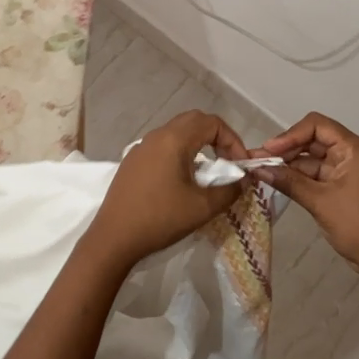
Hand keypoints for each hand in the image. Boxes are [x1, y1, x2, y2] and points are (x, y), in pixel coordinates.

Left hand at [84, 111, 247, 266]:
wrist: (114, 237)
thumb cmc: (160, 218)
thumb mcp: (202, 207)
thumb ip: (229, 190)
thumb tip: (243, 181)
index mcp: (174, 140)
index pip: (212, 122)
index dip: (232, 140)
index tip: (240, 166)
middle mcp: (156, 135)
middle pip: (194, 121)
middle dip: (217, 138)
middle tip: (228, 163)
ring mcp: (142, 147)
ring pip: (177, 133)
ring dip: (198, 145)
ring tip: (208, 173)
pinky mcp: (133, 161)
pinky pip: (163, 146)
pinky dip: (181, 153)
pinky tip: (183, 180)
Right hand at [254, 112, 358, 279]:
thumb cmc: (358, 225)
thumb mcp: (320, 201)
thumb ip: (288, 181)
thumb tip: (257, 168)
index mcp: (353, 149)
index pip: (316, 126)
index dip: (290, 135)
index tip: (268, 150)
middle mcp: (350, 154)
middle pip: (313, 140)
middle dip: (286, 149)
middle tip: (257, 160)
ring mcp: (346, 172)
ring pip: (312, 159)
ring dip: (289, 165)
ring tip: (261, 171)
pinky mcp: (341, 188)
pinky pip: (315, 175)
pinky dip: (297, 178)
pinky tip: (277, 182)